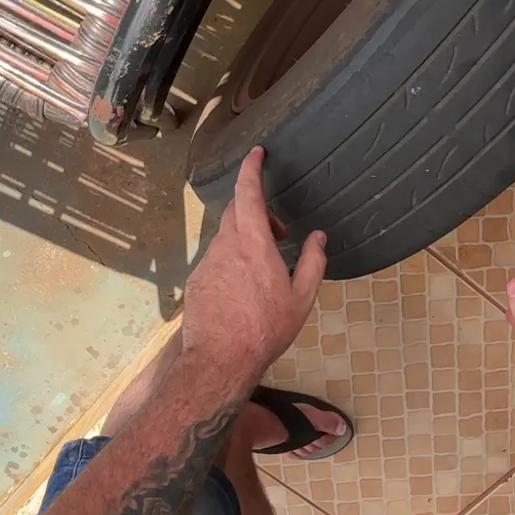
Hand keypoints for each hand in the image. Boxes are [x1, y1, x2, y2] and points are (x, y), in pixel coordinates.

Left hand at [184, 147, 326, 371]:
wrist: (219, 361)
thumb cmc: (265, 329)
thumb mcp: (301, 298)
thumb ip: (312, 261)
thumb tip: (318, 237)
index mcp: (253, 243)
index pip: (248, 193)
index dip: (252, 168)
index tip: (257, 153)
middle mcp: (225, 245)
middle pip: (235, 210)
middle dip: (255, 209)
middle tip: (277, 231)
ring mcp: (207, 262)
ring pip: (225, 236)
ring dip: (244, 239)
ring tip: (262, 268)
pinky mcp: (196, 280)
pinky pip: (215, 259)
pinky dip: (230, 261)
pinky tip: (242, 290)